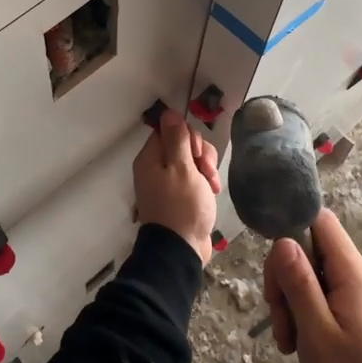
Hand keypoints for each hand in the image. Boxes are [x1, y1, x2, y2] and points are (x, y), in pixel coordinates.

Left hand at [133, 107, 221, 263]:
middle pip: (181, 144)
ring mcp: (167, 183)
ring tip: (211, 186)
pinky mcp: (179, 197)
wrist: (180, 250)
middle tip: (207, 170)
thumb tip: (169, 112)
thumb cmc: (181, 207)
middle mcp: (155, 168)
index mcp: (150, 158)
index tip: (197, 153)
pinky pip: (193, 179)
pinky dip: (203, 183)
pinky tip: (211, 193)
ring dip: (206, 169)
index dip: (188, 137)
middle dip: (201, 154)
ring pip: (190, 161)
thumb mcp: (182, 169)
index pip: (169, 130)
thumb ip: (177, 140)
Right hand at [262, 208, 361, 362]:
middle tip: (278, 319)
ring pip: (314, 274)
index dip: (291, 229)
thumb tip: (282, 241)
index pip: (320, 220)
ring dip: (293, 301)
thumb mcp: (317, 332)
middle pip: (310, 250)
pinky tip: (300, 340)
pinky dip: (307, 310)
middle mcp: (361, 272)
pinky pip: (326, 292)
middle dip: (286, 279)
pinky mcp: (361, 305)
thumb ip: (299, 283)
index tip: (274, 265)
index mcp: (353, 272)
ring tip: (288, 339)